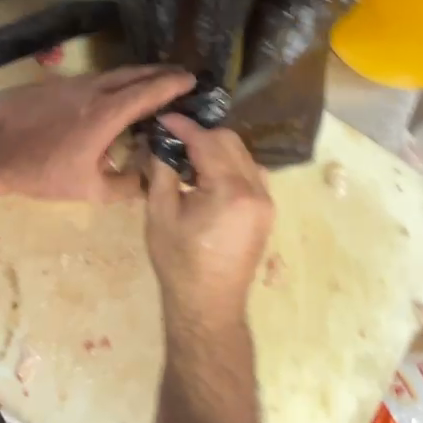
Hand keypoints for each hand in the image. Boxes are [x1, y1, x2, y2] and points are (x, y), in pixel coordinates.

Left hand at [0, 66, 195, 202]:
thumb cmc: (43, 173)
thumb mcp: (92, 189)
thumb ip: (128, 185)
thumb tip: (150, 179)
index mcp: (105, 113)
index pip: (148, 91)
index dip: (172, 84)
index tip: (192, 80)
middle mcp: (89, 91)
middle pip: (131, 74)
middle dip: (157, 73)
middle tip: (179, 76)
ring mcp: (66, 84)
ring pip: (107, 75)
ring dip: (131, 78)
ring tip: (149, 84)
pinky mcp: (48, 84)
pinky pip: (84, 81)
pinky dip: (104, 84)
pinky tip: (107, 96)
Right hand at [144, 114, 274, 333]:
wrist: (208, 303)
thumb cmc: (178, 259)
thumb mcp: (160, 211)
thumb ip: (162, 170)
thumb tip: (157, 142)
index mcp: (231, 191)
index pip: (208, 142)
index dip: (182, 126)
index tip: (160, 118)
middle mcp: (256, 192)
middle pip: (230, 143)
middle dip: (199, 133)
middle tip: (169, 135)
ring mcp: (265, 203)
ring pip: (242, 155)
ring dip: (214, 147)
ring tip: (183, 153)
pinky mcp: (264, 212)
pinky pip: (248, 172)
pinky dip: (226, 163)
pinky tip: (202, 172)